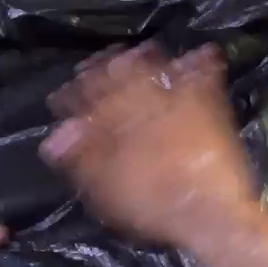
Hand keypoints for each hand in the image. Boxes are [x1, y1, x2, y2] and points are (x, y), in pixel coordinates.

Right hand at [39, 43, 260, 250]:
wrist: (212, 214)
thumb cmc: (153, 207)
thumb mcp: (106, 189)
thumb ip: (80, 159)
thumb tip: (55, 137)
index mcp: (118, 124)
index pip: (86, 100)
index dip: (71, 95)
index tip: (60, 97)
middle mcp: (146, 105)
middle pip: (118, 76)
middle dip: (101, 69)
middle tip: (89, 66)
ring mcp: (181, 103)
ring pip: (155, 69)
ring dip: (142, 58)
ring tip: (134, 51)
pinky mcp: (211, 109)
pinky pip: (203, 76)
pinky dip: (199, 62)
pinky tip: (201, 52)